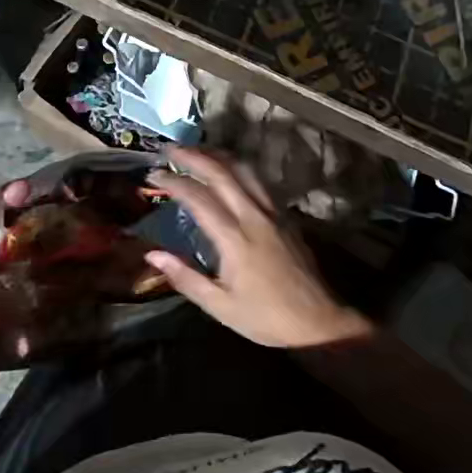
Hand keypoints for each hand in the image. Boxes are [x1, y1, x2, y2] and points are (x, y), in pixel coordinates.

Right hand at [144, 148, 373, 348]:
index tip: (154, 173)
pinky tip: (228, 169)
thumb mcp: (220, 306)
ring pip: (244, 170)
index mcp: (234, 238)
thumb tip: (152, 255)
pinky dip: (237, 167)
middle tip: (170, 149)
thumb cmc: (265, 318)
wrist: (318, 322)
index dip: (173, 181)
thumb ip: (185, 278)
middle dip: (193, 156)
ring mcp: (272, 212)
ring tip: (196, 151)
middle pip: (221, 173)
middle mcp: (253, 216)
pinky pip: (258, 180)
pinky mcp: (285, 215)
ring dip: (217, 155)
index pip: (198, 197)